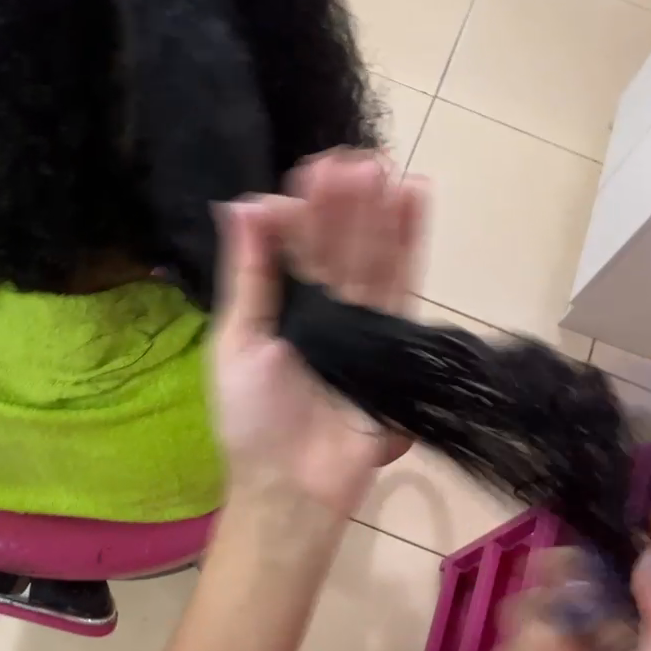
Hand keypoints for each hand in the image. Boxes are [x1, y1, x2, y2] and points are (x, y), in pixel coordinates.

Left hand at [209, 153, 425, 515]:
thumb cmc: (253, 422)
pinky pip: (402, 289)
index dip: (299, 211)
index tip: (301, 180)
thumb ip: (246, 276)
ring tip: (379, 167)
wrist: (293, 488)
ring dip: (376, 214)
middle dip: (340, 205)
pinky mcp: (394, 343)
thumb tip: (240, 203)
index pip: (290, 245)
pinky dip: (410, 245)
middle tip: (347, 162)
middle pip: (333, 246)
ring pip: (369, 259)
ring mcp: (360, 324)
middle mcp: (320, 309)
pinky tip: (414, 198)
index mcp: (276, 307)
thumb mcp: (236, 345)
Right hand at [493, 549, 650, 650]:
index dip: (579, 566)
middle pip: (546, 591)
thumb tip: (648, 553)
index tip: (572, 558)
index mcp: (613, 634)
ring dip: (543, 650)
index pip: (588, 581)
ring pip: (522, 619)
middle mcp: (572, 640)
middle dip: (552, 605)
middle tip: (565, 626)